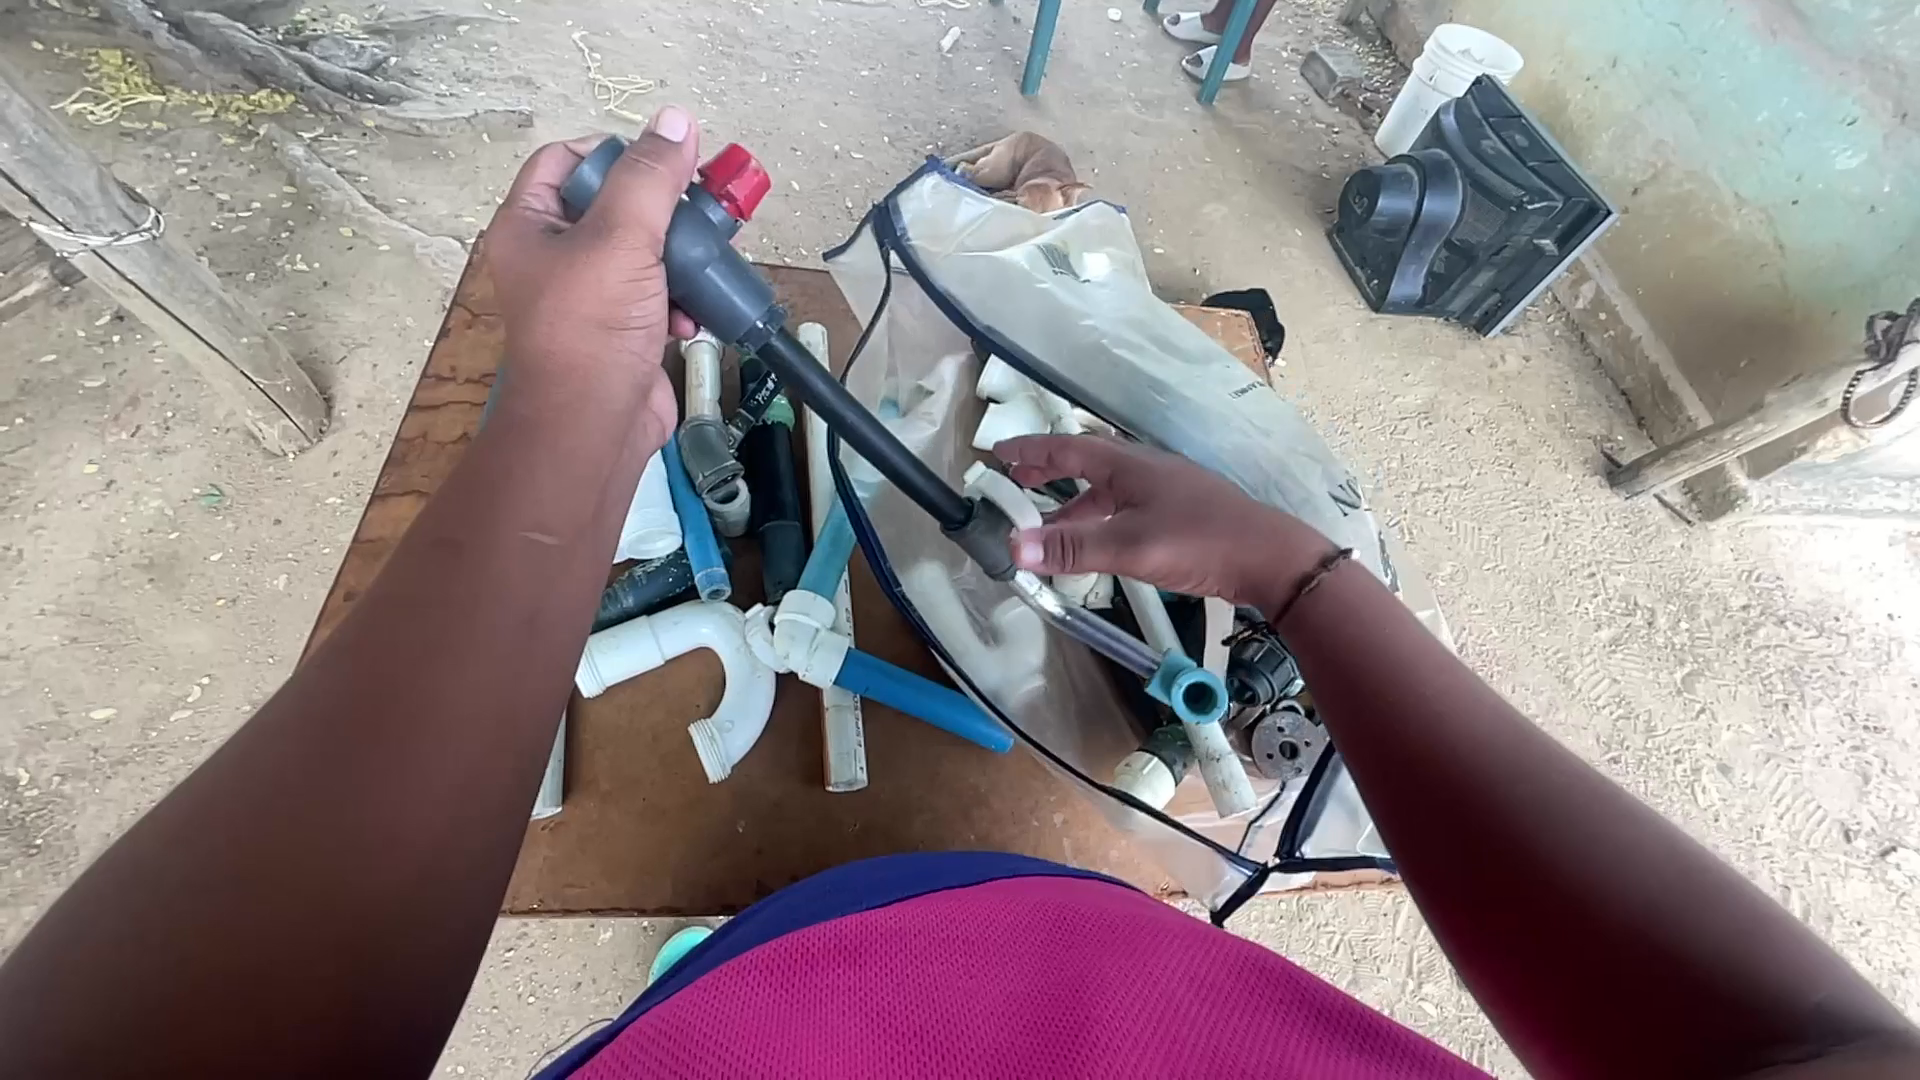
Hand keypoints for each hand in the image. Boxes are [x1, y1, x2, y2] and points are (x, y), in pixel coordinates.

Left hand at [484, 107, 702, 452]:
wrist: (598, 423)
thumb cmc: (593, 328)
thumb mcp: (621, 239)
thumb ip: (650, 179)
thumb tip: (677, 121)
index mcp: (531, 227)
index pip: (565, 162)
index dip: (613, 153)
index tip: (663, 163)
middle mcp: (557, 259)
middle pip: (615, 211)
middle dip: (663, 215)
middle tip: (702, 211)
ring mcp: (593, 301)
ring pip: (646, 259)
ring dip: (681, 263)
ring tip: (706, 266)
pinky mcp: (626, 334)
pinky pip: (660, 302)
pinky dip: (682, 306)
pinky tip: (695, 318)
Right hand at [994, 434, 1338, 616]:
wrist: (1270, 559)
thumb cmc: (1199, 541)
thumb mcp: (1130, 546)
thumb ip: (1072, 547)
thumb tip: (1013, 546)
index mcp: (1129, 465)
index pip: (1068, 449)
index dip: (1031, 450)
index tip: (997, 452)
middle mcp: (1144, 470)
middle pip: (1085, 464)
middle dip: (1048, 471)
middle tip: (1016, 480)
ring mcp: (1164, 491)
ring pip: (1105, 491)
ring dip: (1072, 504)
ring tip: (1046, 525)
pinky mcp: (1177, 513)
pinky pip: (1123, 510)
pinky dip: (1098, 521)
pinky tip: (1097, 542)